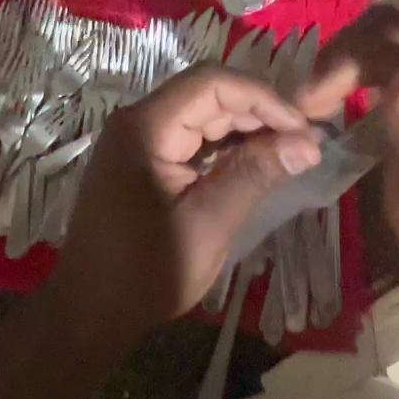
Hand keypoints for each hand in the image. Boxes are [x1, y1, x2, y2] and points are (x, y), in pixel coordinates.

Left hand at [47, 66, 320, 338]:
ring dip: (246, 128)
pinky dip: (226, 146)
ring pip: (202, 114)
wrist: (88, 314)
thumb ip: (255, 174)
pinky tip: (258, 162)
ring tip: (292, 149)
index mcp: (145, 127)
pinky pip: (191, 137)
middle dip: (258, 111)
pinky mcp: (143, 160)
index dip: (262, 98)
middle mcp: (138, 120)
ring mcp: (138, 140)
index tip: (304, 127)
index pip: (212, 84)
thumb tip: (309, 143)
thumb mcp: (209, 223)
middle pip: (207, 94)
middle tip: (306, 139)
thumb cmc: (146, 273)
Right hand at [292, 5, 398, 284]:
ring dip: (343, 60)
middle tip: (308, 102)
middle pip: (393, 31)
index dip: (354, 64)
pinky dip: (351, 70)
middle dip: (344, 56)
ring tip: (315, 100)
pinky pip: (384, 58)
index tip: (313, 104)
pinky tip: (331, 97)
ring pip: (384, 37)